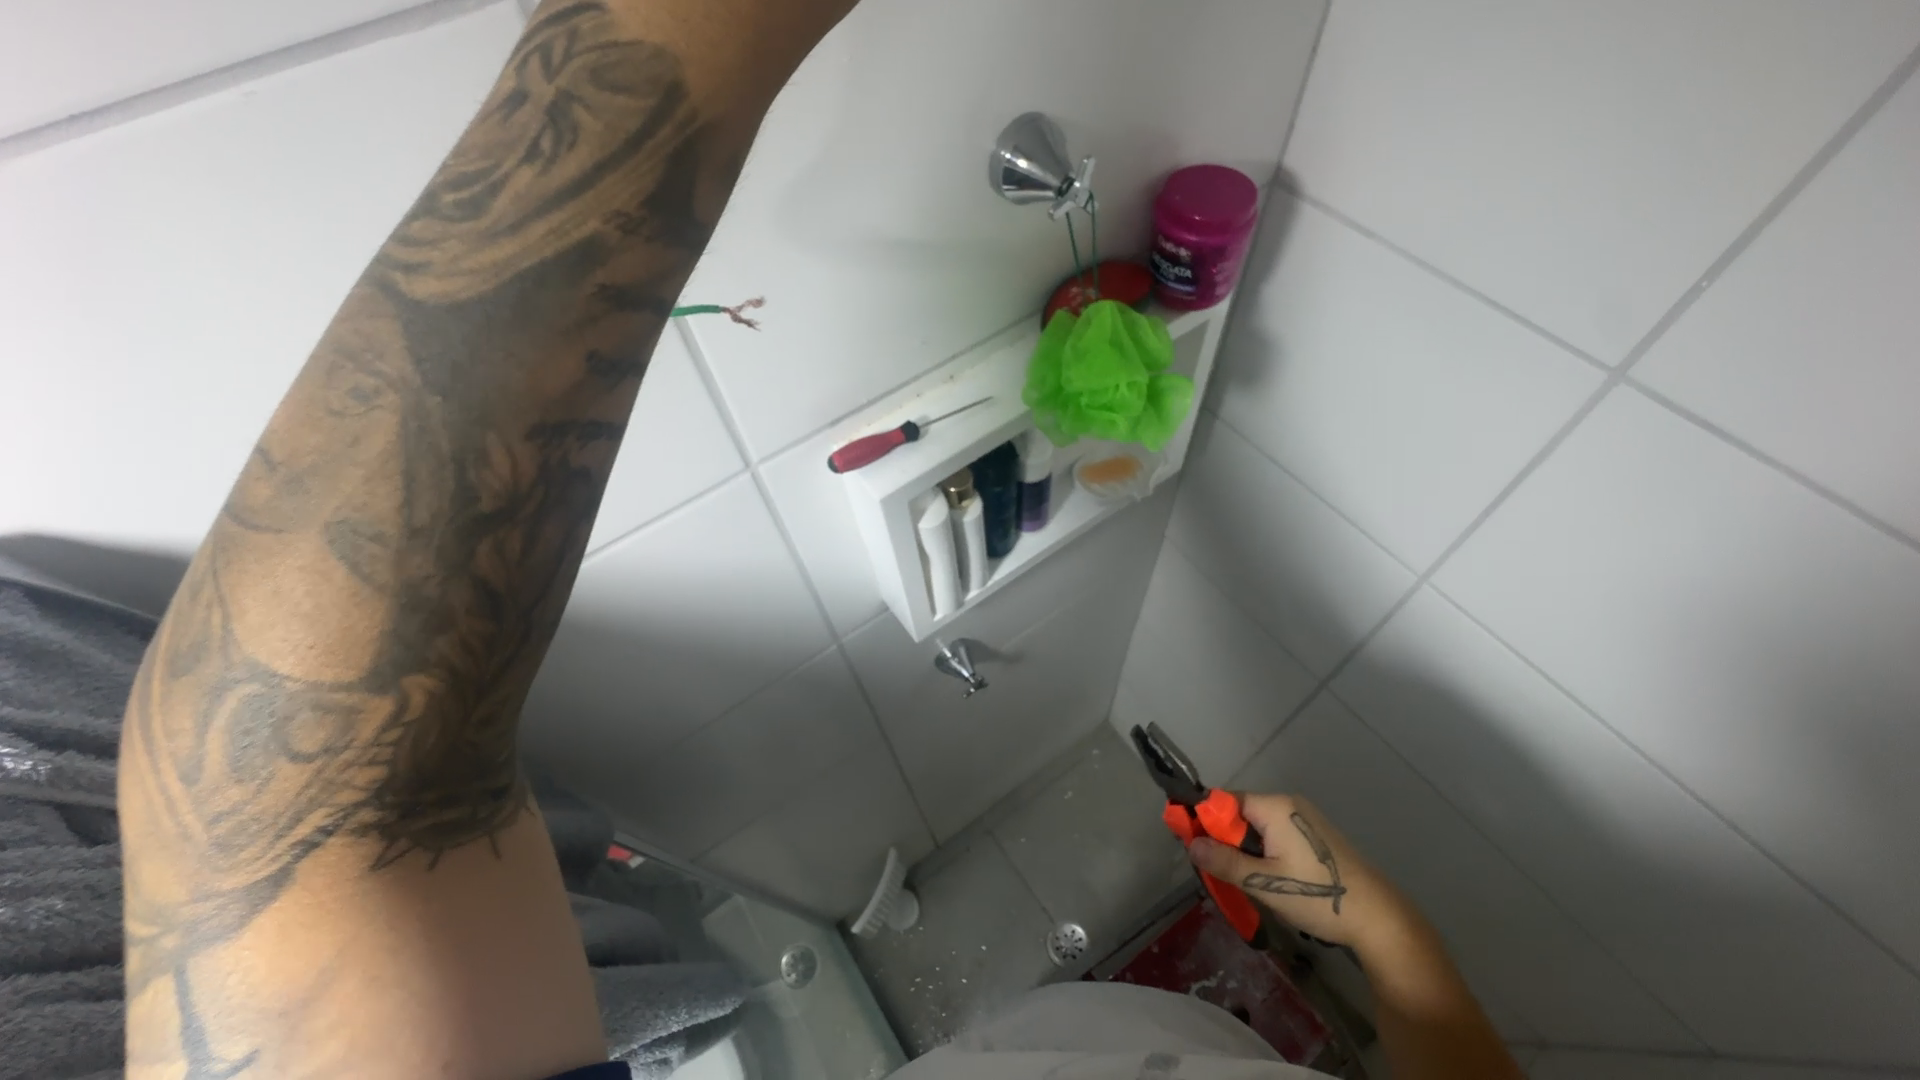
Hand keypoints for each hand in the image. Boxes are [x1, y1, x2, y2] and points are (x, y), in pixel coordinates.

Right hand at [1187, 794, 1416, 953]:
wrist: (1378, 917)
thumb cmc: (1317, 895)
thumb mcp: (1264, 883)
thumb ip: (1224, 860)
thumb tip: (1190, 843)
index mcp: (1274, 806)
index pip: (1224, 801)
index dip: (1205, 821)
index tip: (1193, 846)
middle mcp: (1288, 803)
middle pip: (1240, 813)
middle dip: (1224, 839)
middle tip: (1217, 871)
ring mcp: (1304, 819)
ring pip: (1257, 826)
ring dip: (1244, 849)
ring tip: (1242, 880)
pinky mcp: (1314, 835)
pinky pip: (1275, 834)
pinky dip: (1263, 851)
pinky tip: (1267, 879)